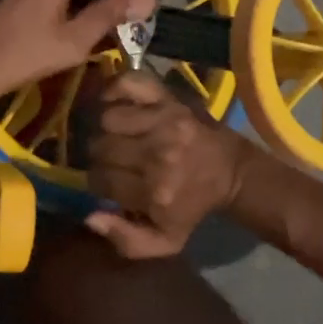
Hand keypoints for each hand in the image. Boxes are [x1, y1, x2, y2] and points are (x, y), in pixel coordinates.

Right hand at [84, 71, 261, 257]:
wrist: (232, 173)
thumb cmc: (192, 208)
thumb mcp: (165, 241)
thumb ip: (125, 240)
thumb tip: (90, 216)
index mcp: (155, 192)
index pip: (99, 179)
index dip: (98, 182)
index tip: (108, 183)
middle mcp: (157, 153)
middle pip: (99, 147)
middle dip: (99, 156)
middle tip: (110, 159)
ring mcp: (164, 120)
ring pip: (106, 117)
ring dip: (105, 127)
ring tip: (114, 135)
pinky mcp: (169, 97)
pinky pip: (128, 82)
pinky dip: (115, 88)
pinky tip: (115, 103)